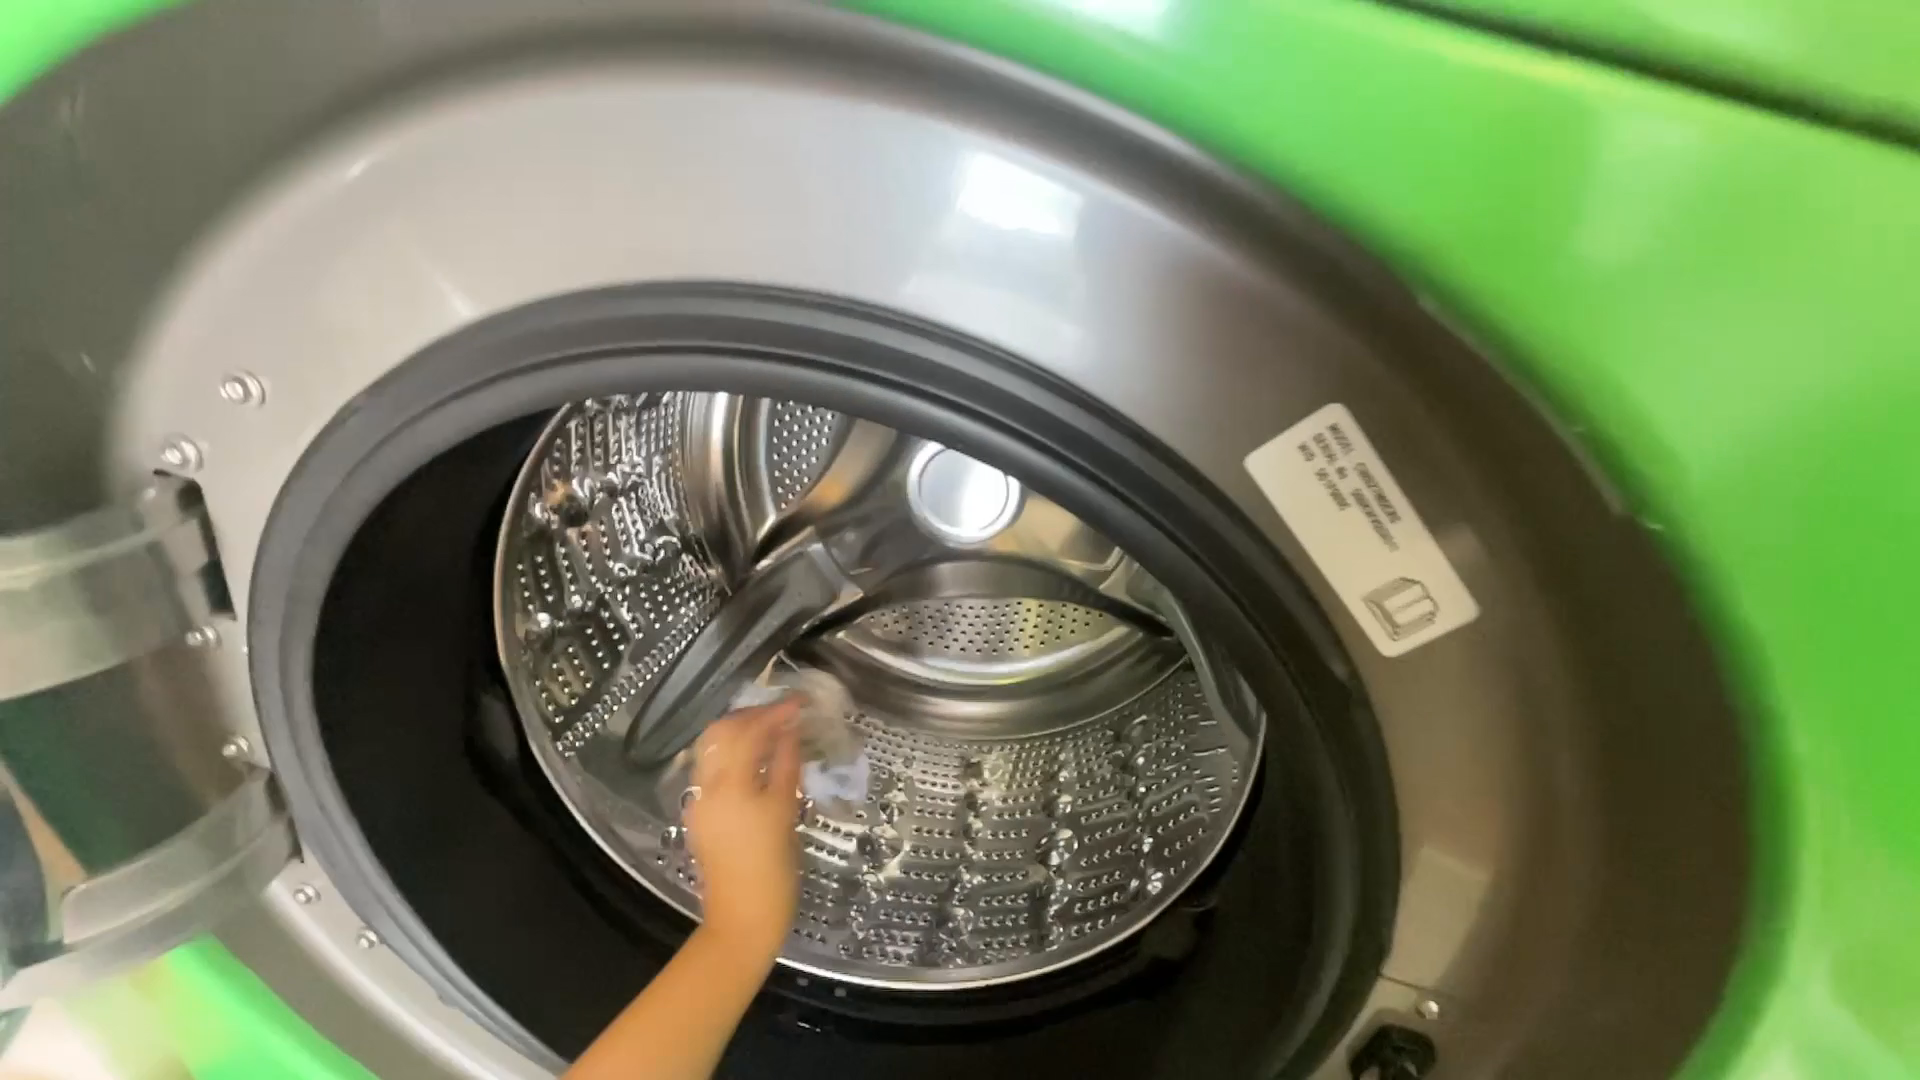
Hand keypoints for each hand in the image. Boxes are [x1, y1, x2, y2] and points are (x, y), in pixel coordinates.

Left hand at [684, 699, 802, 961]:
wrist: (742, 920)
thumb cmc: (774, 871)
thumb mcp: (787, 813)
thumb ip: (786, 767)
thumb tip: (790, 731)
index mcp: (732, 787)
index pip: (751, 732)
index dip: (777, 712)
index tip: (801, 702)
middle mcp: (708, 787)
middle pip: (722, 731)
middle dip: (753, 715)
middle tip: (784, 712)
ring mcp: (699, 800)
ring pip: (712, 747)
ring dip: (740, 730)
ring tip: (771, 728)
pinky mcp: (699, 813)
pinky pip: (711, 767)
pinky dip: (732, 751)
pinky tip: (755, 757)